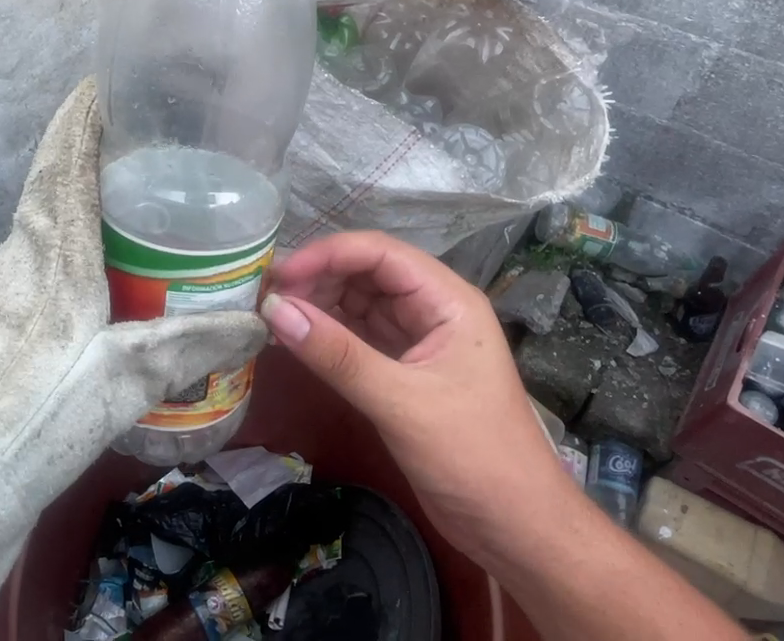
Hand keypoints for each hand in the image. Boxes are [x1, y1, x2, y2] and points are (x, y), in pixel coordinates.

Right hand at [259, 231, 578, 563]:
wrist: (518, 529)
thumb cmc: (474, 457)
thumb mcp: (402, 403)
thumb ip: (337, 355)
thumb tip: (273, 310)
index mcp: (448, 300)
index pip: (380, 254)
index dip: (327, 255)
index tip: (278, 276)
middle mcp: (432, 309)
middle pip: (366, 273)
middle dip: (317, 279)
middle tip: (265, 299)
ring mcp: (418, 339)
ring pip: (359, 303)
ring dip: (318, 305)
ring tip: (271, 317)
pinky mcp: (404, 370)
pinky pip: (358, 336)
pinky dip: (326, 335)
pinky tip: (295, 340)